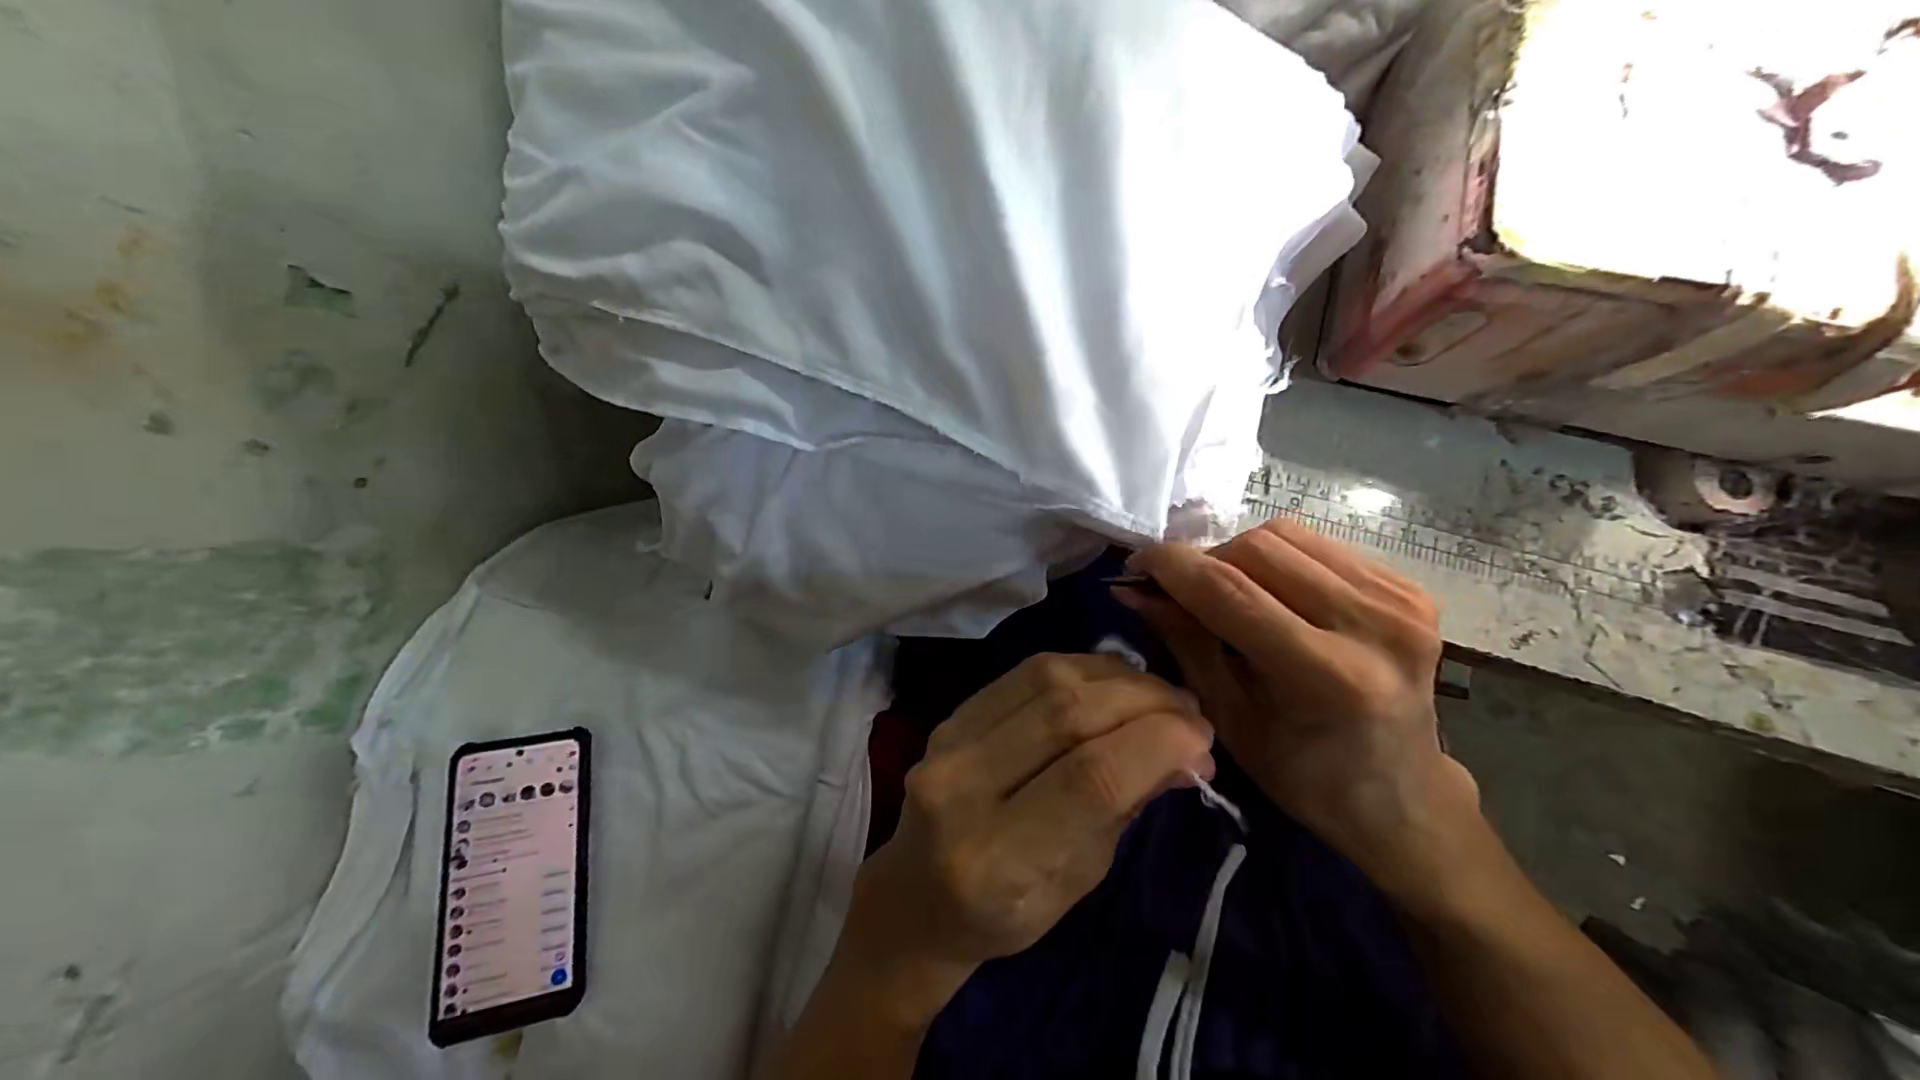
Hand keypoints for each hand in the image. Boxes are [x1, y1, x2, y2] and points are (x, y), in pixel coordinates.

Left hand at [838, 654, 1214, 1021]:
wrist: (915, 897)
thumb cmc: (1004, 913)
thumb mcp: (1078, 882)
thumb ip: (1123, 810)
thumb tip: (1187, 751)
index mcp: (996, 860)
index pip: (1087, 779)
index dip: (1155, 744)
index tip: (1202, 738)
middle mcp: (961, 791)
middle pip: (1066, 715)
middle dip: (1144, 702)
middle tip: (1189, 712)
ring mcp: (946, 745)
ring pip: (1045, 679)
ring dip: (1117, 677)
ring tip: (1158, 695)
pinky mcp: (949, 717)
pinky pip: (1023, 672)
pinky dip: (1080, 668)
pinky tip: (1113, 682)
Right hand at [1121, 520, 1482, 913]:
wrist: (1400, 793)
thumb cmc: (1299, 771)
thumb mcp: (1227, 715)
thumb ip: (1184, 640)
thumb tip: (1133, 586)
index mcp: (1325, 675)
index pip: (1228, 590)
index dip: (1172, 566)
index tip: (1136, 563)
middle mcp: (1373, 626)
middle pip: (1257, 548)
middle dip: (1206, 561)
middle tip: (1186, 591)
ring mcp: (1400, 602)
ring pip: (1287, 534)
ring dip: (1241, 555)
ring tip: (1232, 592)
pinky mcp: (1412, 589)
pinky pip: (1320, 544)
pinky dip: (1280, 559)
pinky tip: (1276, 594)